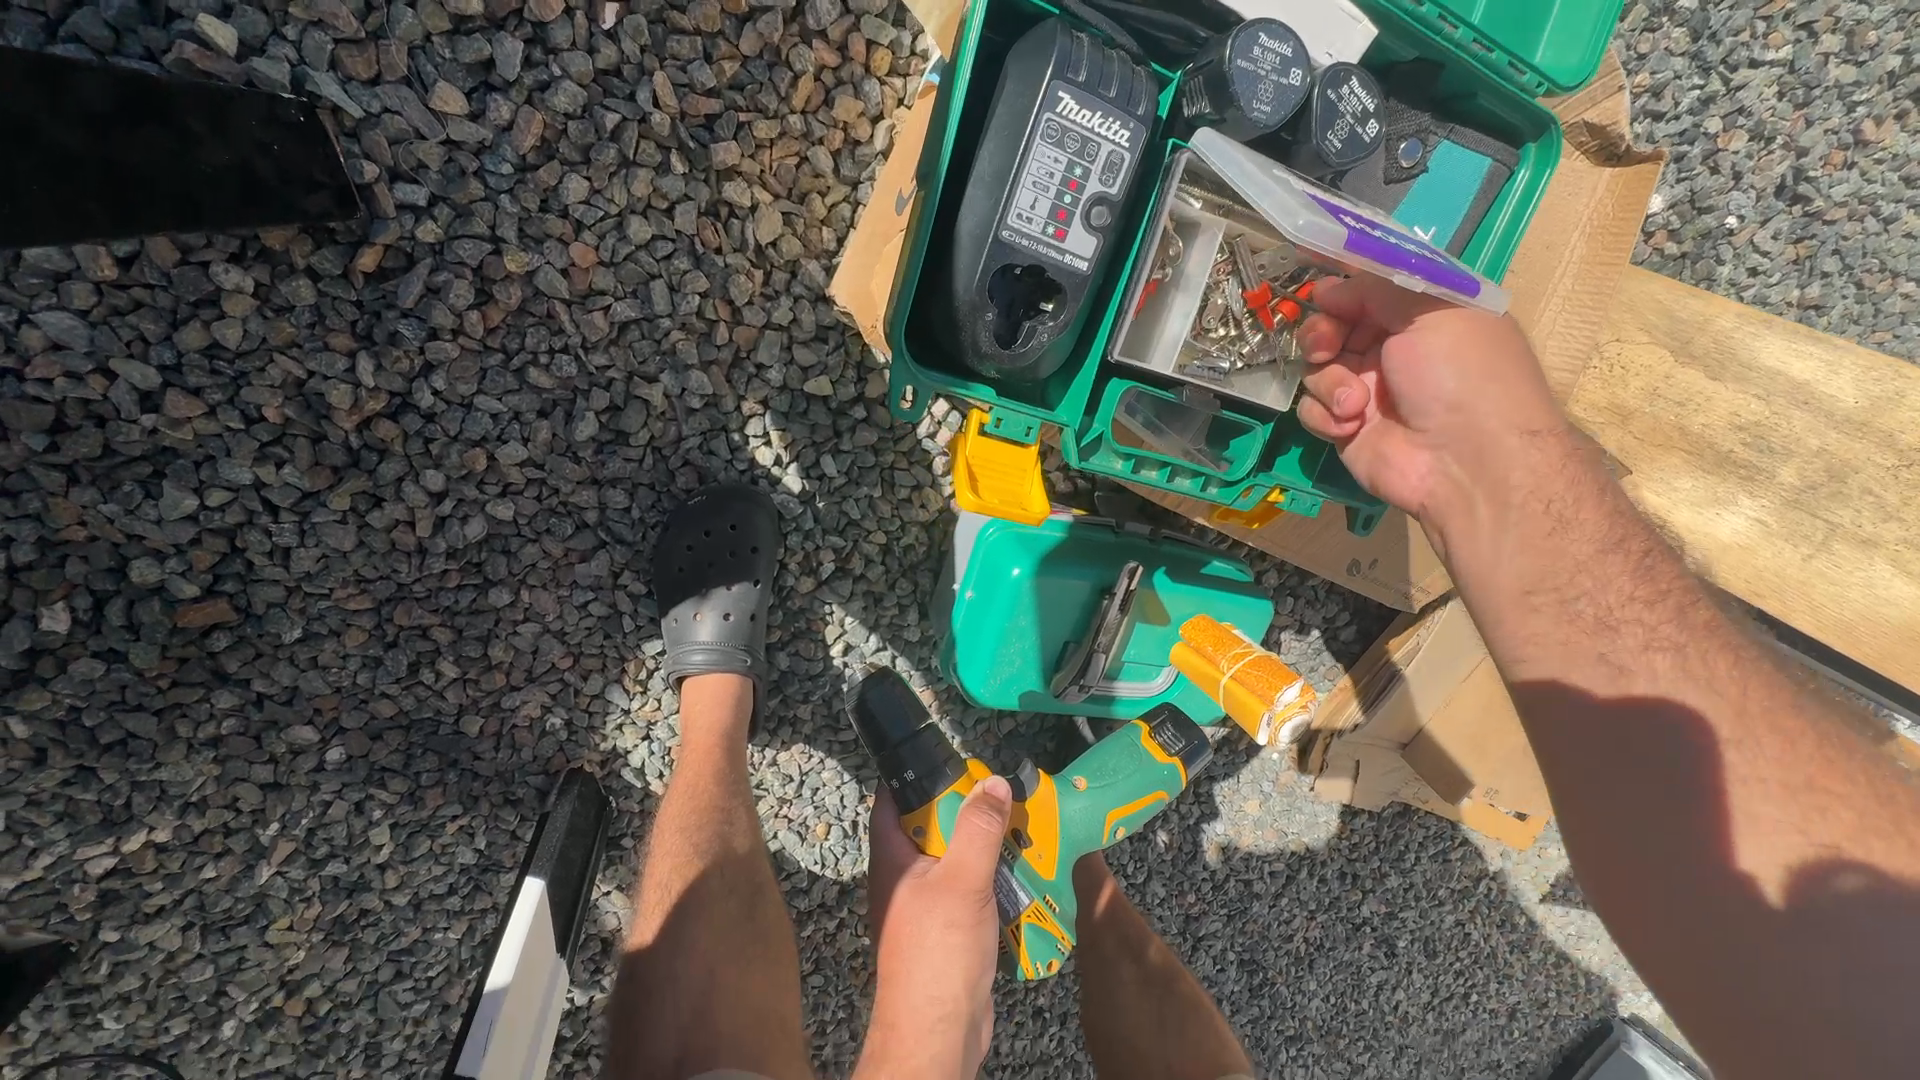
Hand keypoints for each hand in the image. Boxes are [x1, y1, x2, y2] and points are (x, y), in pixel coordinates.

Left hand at [854, 776, 1012, 1079]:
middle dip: (966, 810)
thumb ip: (978, 830)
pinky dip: (995, 879)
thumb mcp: (961, 881)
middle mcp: (905, 877)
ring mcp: (927, 906)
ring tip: (1022, 823)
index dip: (916, 773)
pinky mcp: (951, 930)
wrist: (940, 1035)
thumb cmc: (938, 953)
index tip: (951, 755)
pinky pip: (972, 891)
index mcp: (892, 858)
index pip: (893, 799)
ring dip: (986, 846)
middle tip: (1003, 790)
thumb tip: (994, 782)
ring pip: (957, 860)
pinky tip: (1024, 869)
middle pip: (933, 828)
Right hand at [1295, 274, 1574, 551]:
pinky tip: (1349, 425)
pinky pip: (1313, 409)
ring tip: (1355, 402)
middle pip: (1334, 328)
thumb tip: (1331, 285)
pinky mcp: (1346, 427)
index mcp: (1422, 318)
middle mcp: (1394, 352)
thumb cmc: (1459, 374)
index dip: (1340, 291)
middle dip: (1323, 334)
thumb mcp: (1431, 310)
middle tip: (1326, 346)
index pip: (1368, 292)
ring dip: (1329, 381)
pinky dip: (1324, 415)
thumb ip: (1378, 288)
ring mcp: (1368, 391)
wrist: (1464, 460)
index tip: (1319, 294)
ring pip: (1317, 369)